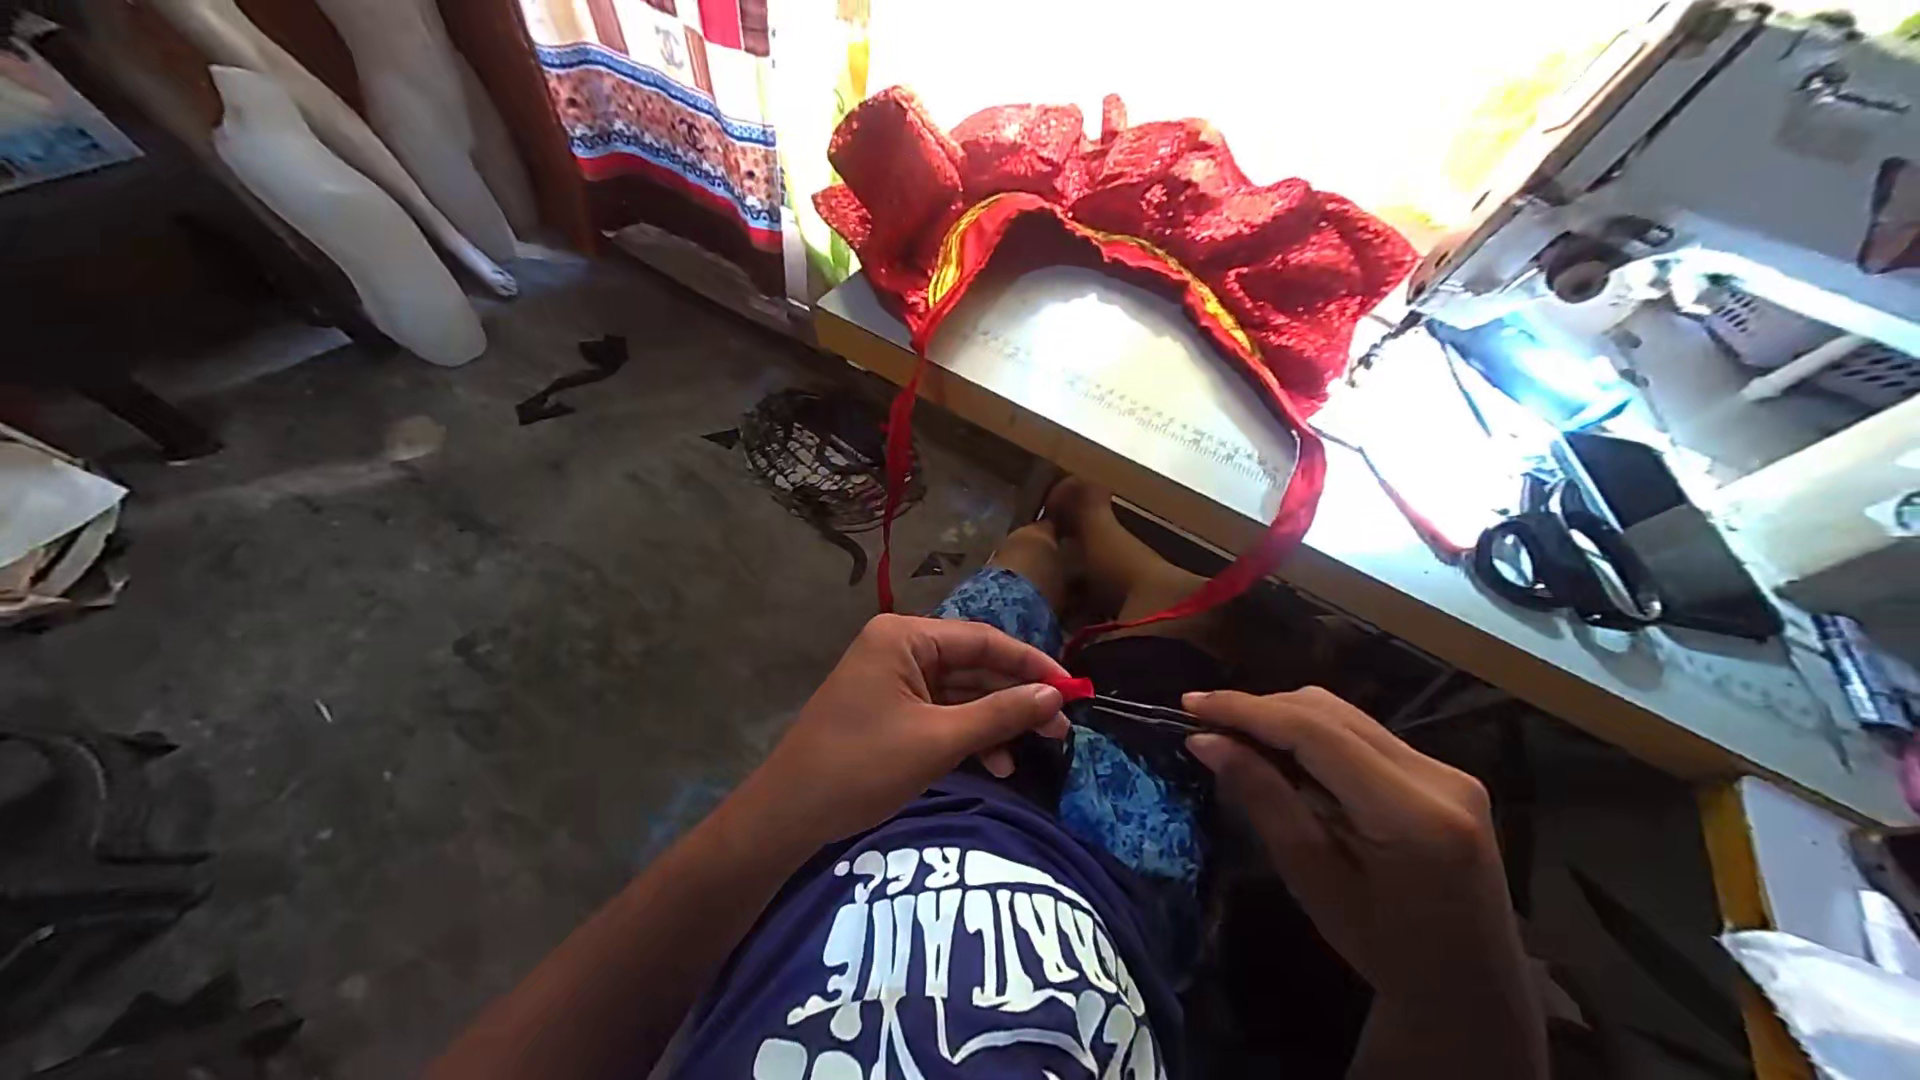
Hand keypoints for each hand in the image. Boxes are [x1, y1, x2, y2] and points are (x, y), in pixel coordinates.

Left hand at [739, 615, 1068, 846]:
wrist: (789, 814)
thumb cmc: (861, 767)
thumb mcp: (938, 740)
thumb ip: (999, 714)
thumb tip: (1055, 695)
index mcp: (905, 637)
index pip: (982, 639)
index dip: (1031, 663)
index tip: (1071, 688)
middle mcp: (900, 648)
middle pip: (974, 664)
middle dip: (1016, 696)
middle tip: (1060, 726)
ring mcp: (894, 679)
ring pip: (961, 691)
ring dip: (996, 719)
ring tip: (1038, 747)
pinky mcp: (892, 708)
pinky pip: (942, 712)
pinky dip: (969, 734)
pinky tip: (997, 763)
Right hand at [1184, 688, 1526, 1004]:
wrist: (1472, 991)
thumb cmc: (1384, 948)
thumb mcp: (1311, 879)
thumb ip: (1262, 798)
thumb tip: (1205, 740)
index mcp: (1411, 813)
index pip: (1315, 731)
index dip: (1247, 709)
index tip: (1191, 702)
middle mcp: (1438, 776)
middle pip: (1329, 712)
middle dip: (1260, 710)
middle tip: (1206, 723)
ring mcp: (1445, 771)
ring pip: (1343, 714)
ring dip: (1284, 717)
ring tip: (1236, 736)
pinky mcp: (1441, 774)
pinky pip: (1360, 733)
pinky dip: (1312, 733)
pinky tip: (1282, 753)